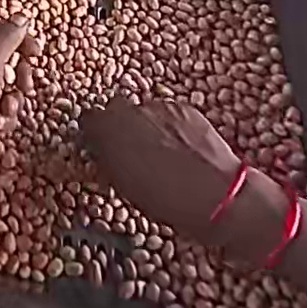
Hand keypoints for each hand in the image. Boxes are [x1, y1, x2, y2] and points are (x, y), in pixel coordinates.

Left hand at [0, 19, 31, 161]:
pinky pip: (5, 107)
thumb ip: (8, 37)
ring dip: (14, 98)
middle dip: (22, 73)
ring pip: (11, 85)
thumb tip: (22, 17)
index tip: (35, 52)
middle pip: (9, 58)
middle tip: (24, 83)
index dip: (21, 38)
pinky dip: (6, 115)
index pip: (1, 30)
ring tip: (6, 108)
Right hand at [85, 98, 306, 262]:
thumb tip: (103, 152)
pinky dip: (169, 124)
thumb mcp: (127, 188)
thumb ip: (110, 162)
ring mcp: (159, 107)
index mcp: (110, 132)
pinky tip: (179, 146)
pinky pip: (167, 112)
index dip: (94, 131)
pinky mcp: (183, 107)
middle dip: (120, 124)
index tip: (98, 143)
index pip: (89, 119)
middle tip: (130, 148)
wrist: (217, 196)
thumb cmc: (167, 201)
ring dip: (147, 124)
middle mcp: (131, 112)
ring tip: (161, 150)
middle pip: (115, 109)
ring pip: (144, 110)